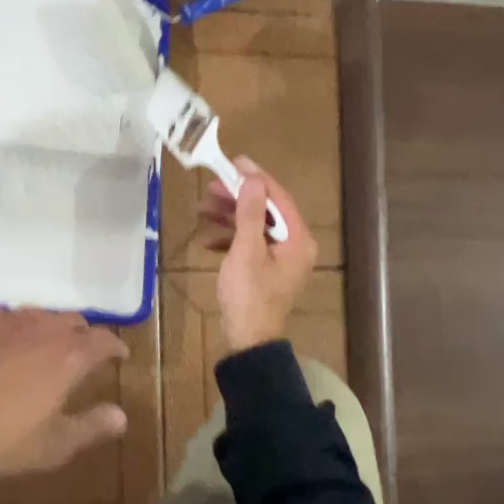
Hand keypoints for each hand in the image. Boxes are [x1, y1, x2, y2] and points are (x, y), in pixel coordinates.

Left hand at [0, 309, 128, 474]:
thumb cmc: (2, 440)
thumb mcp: (54, 445)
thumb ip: (91, 427)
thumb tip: (121, 416)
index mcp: (68, 355)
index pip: (103, 339)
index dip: (114, 346)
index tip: (119, 356)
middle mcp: (40, 328)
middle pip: (71, 320)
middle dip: (82, 334)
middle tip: (81, 352)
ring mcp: (2, 321)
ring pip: (35, 314)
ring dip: (46, 327)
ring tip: (43, 345)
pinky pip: (0, 315)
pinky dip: (11, 326)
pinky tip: (2, 341)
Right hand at [201, 158, 317, 351]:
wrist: (249, 341)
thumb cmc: (249, 296)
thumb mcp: (246, 251)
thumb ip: (249, 213)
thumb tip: (252, 180)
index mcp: (298, 239)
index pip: (279, 198)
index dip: (256, 178)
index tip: (234, 161)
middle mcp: (296, 246)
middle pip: (267, 211)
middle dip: (239, 198)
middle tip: (211, 186)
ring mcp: (283, 260)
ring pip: (257, 227)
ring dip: (231, 218)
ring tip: (204, 210)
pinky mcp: (268, 271)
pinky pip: (251, 246)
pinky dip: (231, 240)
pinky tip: (208, 241)